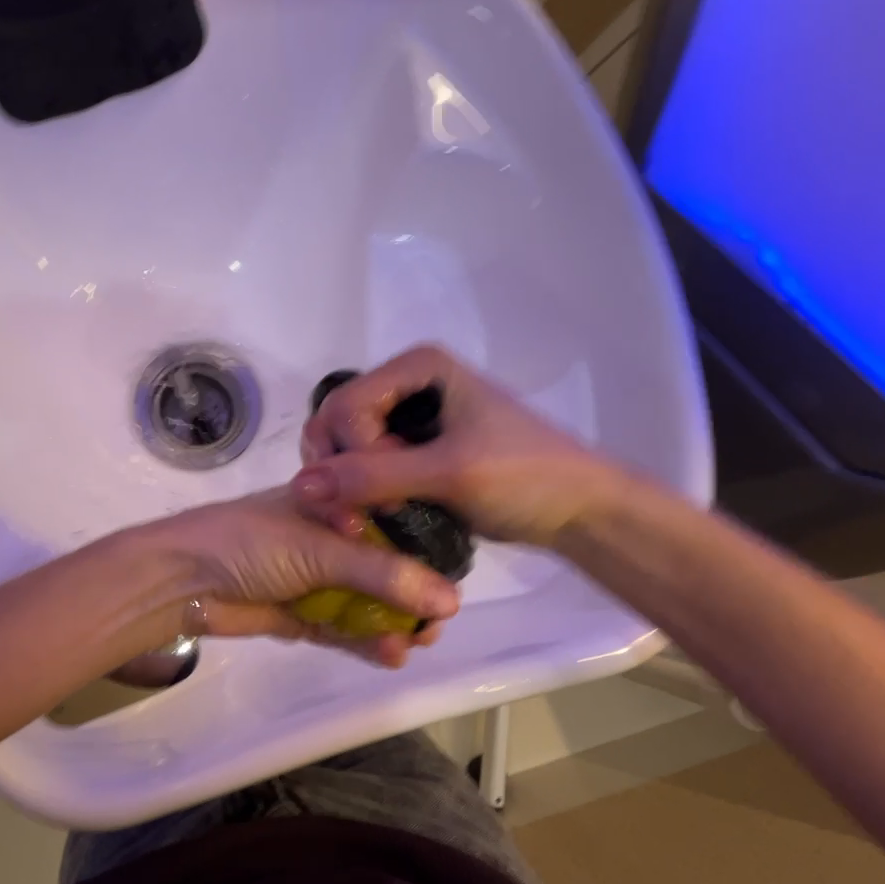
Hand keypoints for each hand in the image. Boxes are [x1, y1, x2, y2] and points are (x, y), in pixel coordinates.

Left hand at [126, 489, 460, 666]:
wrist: (183, 579)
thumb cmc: (248, 542)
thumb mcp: (320, 548)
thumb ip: (382, 573)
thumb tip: (450, 600)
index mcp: (332, 504)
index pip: (391, 521)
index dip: (424, 549)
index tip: (454, 577)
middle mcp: (327, 539)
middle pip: (384, 567)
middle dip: (413, 595)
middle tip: (436, 624)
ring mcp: (313, 578)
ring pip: (366, 602)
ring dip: (392, 623)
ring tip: (417, 643)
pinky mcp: (300, 614)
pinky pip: (343, 629)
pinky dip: (366, 642)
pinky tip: (391, 655)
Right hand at [294, 345, 626, 548]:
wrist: (584, 512)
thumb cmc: (526, 479)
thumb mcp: (449, 474)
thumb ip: (374, 477)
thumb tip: (300, 486)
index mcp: (415, 367)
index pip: (345, 406)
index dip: (351, 453)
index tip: (384, 495)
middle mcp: (402, 382)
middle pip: (335, 422)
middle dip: (340, 468)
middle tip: (362, 511)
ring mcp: (405, 415)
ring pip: (343, 445)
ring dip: (345, 484)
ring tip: (370, 516)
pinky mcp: (409, 447)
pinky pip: (362, 463)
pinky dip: (359, 490)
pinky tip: (373, 514)